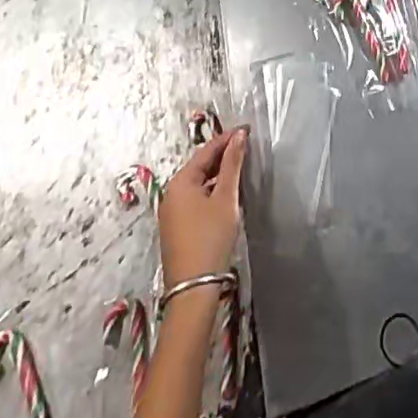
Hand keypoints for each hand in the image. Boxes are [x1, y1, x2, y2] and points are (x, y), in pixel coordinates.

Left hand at [157, 128, 248, 284]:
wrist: (193, 288)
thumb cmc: (210, 238)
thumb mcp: (226, 198)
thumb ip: (232, 165)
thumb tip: (239, 136)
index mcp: (180, 181)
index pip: (206, 151)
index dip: (227, 138)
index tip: (246, 129)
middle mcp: (171, 192)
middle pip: (200, 166)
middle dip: (222, 155)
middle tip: (246, 146)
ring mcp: (171, 211)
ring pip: (198, 183)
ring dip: (218, 173)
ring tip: (240, 166)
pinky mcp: (176, 227)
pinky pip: (195, 198)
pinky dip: (211, 190)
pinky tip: (226, 193)